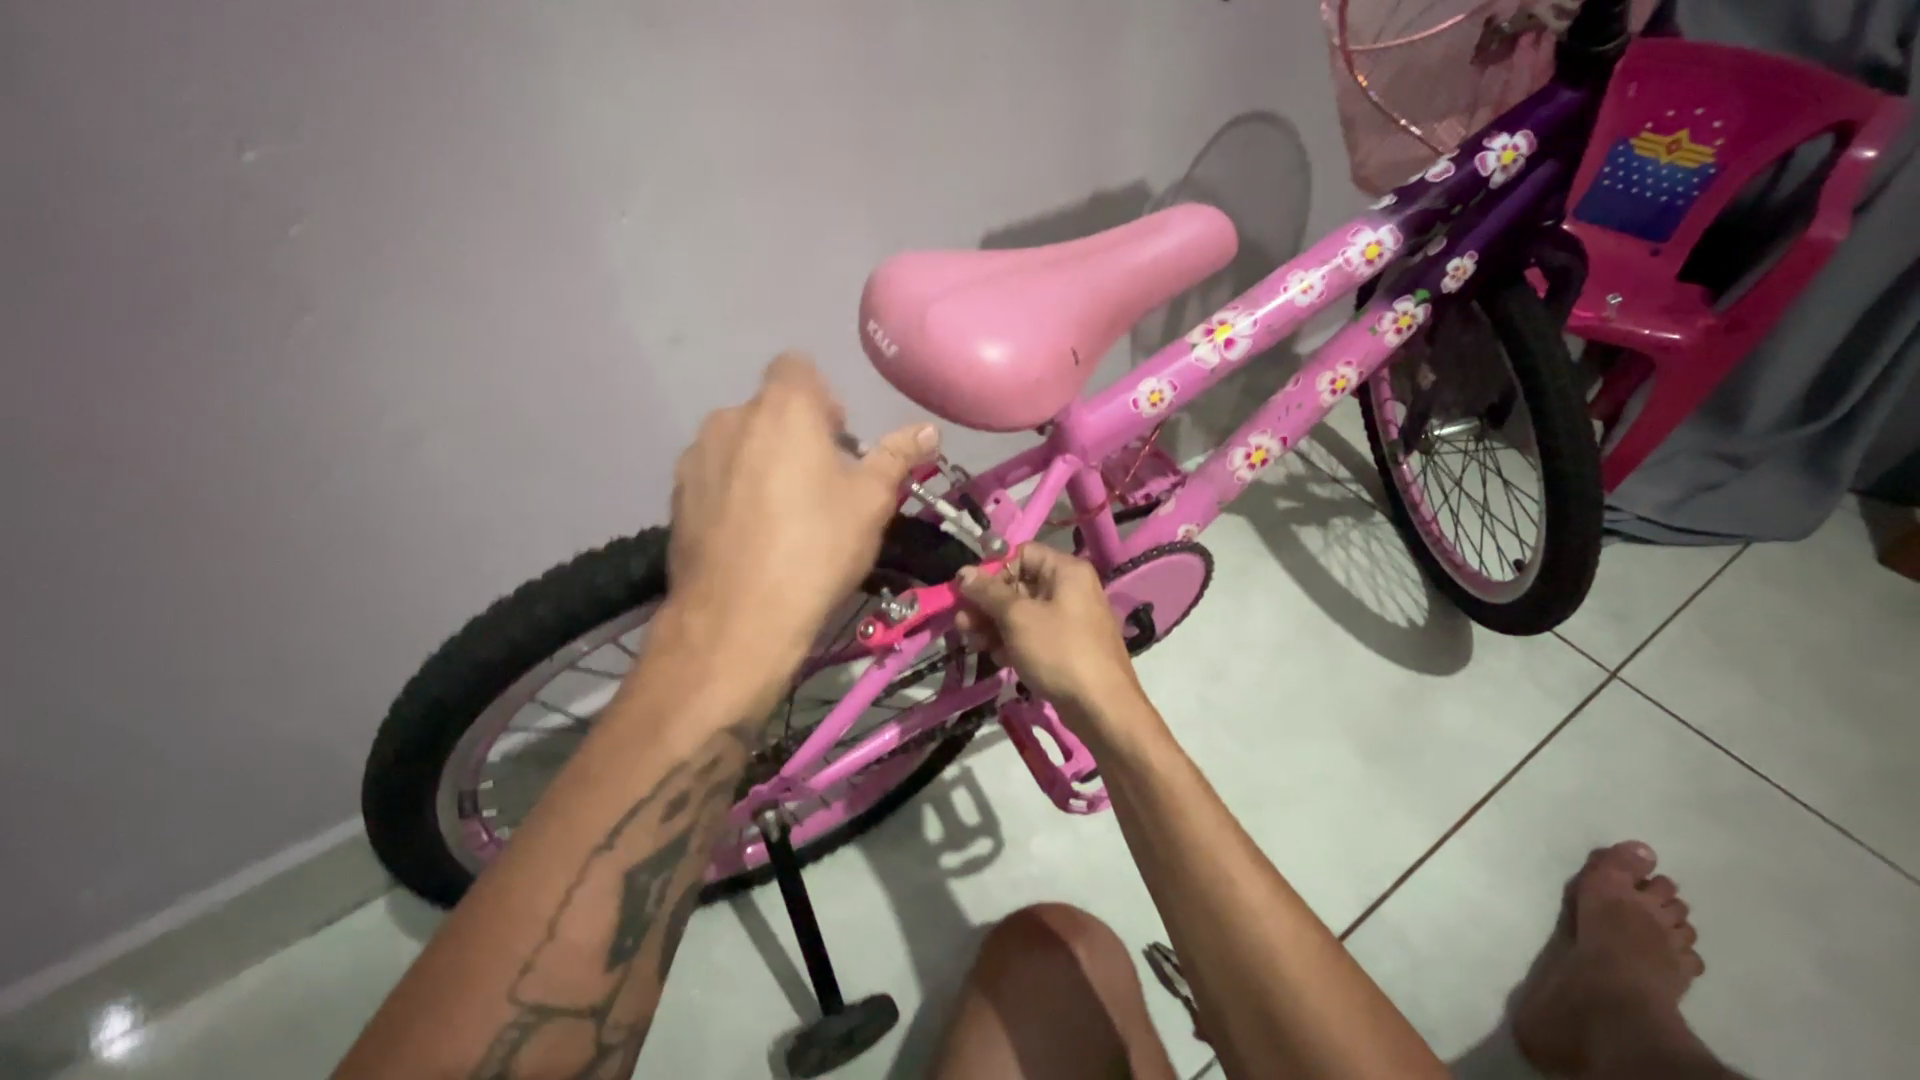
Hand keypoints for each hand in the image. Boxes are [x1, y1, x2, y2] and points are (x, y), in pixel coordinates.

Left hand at [667, 352, 937, 668]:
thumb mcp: (870, 503)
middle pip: (769, 409)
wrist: (736, 618)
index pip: (798, 367)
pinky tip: (749, 536)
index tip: (838, 443)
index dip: (822, 399)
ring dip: (761, 463)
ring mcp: (696, 456)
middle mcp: (731, 418)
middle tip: (819, 487)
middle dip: (795, 435)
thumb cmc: (816, 550)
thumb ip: (896, 457)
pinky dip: (732, 491)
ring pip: (739, 443)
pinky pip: (714, 476)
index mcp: (783, 408)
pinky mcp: (675, 494)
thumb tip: (928, 430)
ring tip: (781, 516)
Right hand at [955, 543, 1145, 719]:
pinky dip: (1013, 643)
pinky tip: (999, 659)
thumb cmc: (1059, 651)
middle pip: (1019, 585)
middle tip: (961, 624)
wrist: (1101, 707)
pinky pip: (1033, 635)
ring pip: (1023, 613)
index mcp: (1066, 570)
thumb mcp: (1018, 618)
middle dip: (987, 605)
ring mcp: (1070, 619)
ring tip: (974, 644)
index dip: (992, 571)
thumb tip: (963, 572)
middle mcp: (1070, 589)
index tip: (968, 593)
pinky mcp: (1067, 647)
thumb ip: (988, 593)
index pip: (1021, 554)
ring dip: (994, 626)